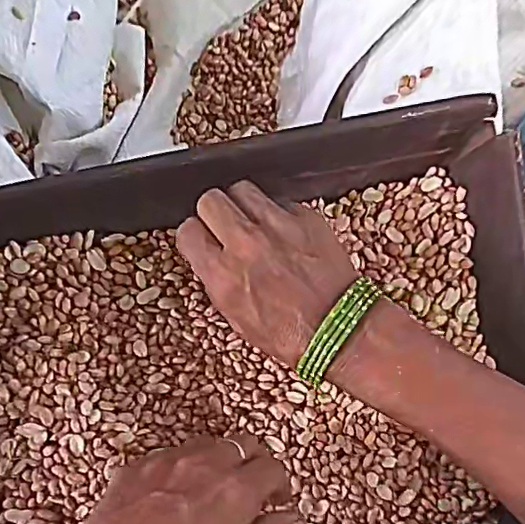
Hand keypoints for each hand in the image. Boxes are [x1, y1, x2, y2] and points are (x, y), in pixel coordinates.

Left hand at [0, 435, 297, 523]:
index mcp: (236, 490)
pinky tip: (172, 495)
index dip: (281, 484)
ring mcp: (165, 461)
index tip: (277, 502)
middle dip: (253, 463)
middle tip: (250, 492)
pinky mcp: (134, 467)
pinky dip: (182, 467)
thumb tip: (289, 515)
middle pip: (242, 443)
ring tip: (212, 492)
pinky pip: (170, 455)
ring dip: (219, 460)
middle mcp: (203, 464)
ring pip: (206, 444)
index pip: (273, 467)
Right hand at [177, 181, 359, 366]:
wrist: (336, 329)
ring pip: (242, 190)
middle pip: (210, 200)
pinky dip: (278, 213)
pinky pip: (279, 200)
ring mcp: (276, 226)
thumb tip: (211, 258)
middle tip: (224, 225)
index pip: (188, 231)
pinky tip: (283, 233)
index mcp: (222, 274)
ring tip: (252, 222)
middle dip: (214, 212)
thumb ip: (218, 281)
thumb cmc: (290, 334)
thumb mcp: (237, 318)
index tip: (201, 238)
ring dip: (243, 204)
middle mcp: (245, 245)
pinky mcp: (304, 217)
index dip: (194, 234)